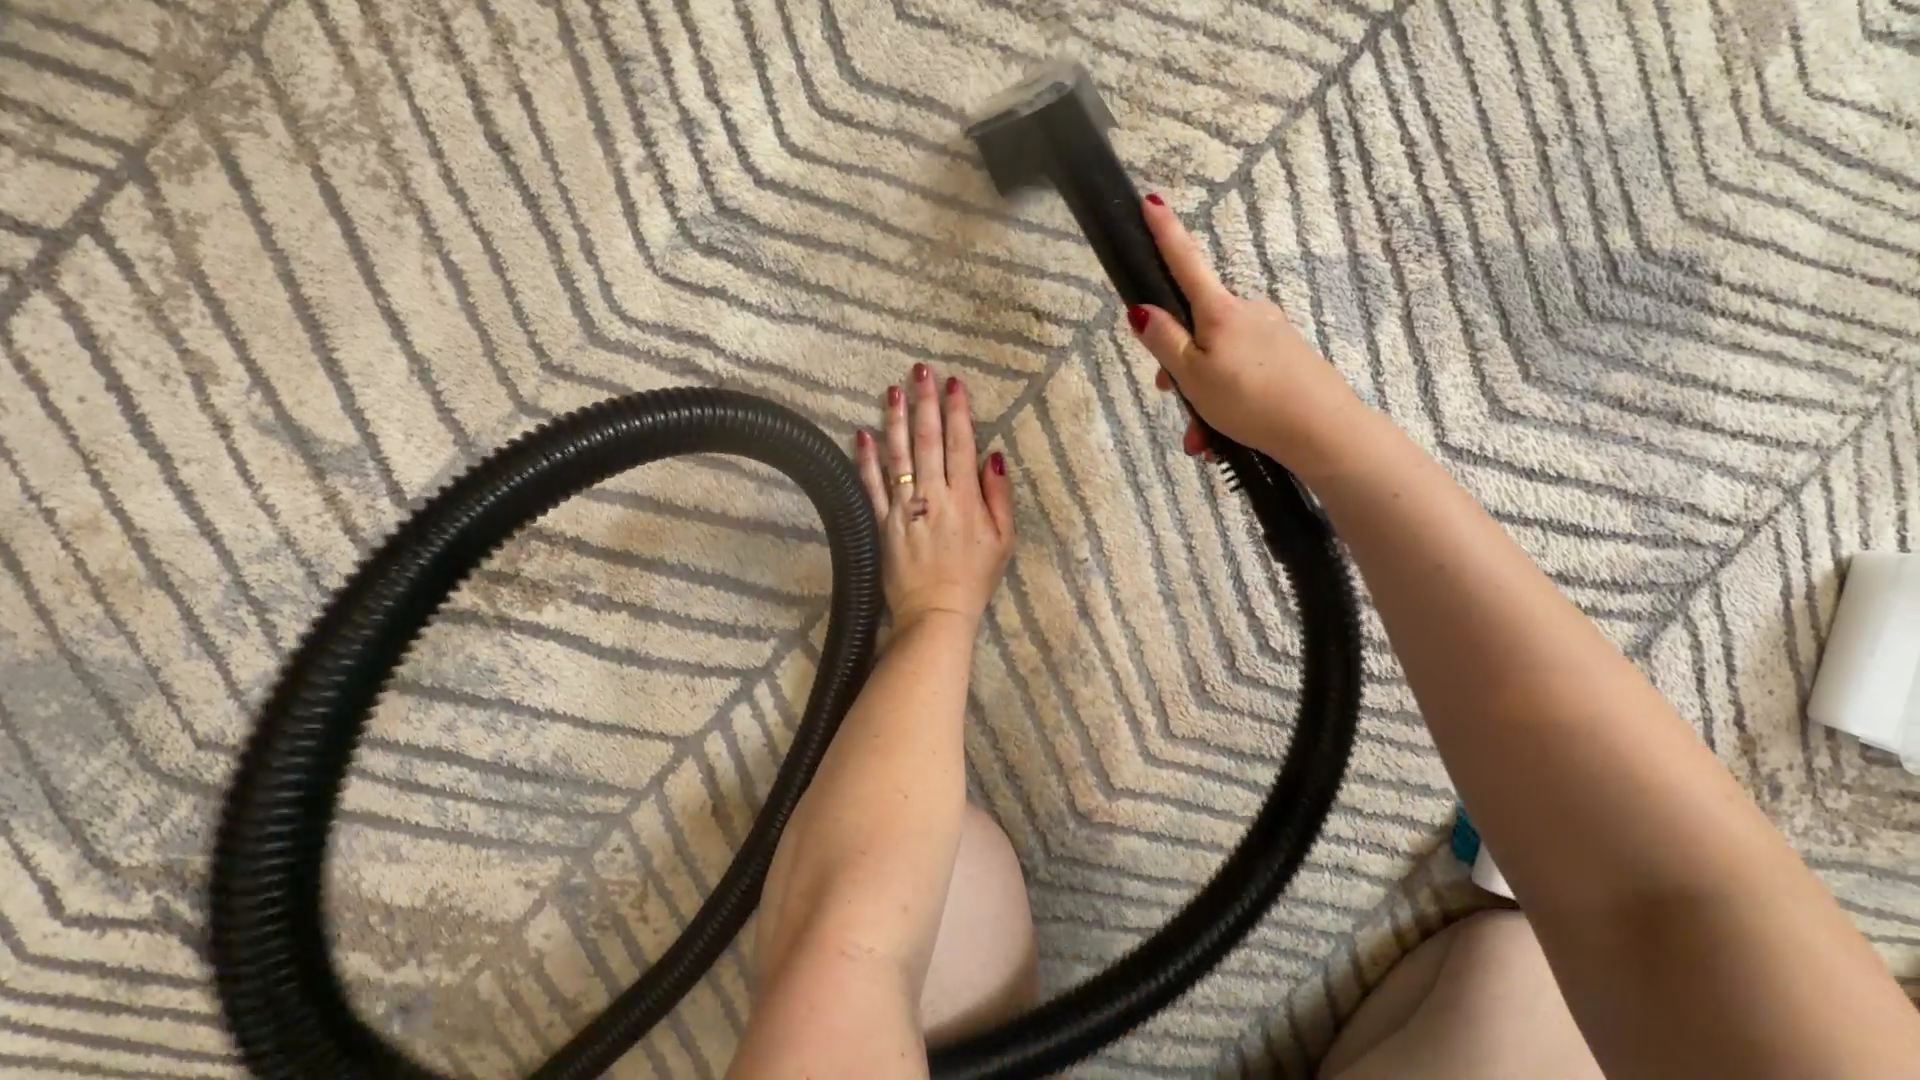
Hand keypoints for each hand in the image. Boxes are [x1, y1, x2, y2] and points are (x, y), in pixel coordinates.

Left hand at [854, 365, 1014, 628]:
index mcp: (965, 498)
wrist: (937, 612)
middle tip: (920, 370)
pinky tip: (862, 434)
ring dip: (894, 420)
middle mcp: (933, 496)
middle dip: (924, 402)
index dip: (958, 411)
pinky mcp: (882, 524)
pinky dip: (866, 460)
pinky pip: (871, 487)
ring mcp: (904, 509)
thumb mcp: (1004, 540)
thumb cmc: (975, 578)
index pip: (961, 444)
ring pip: (897, 457)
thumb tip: (993, 454)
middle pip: (927, 441)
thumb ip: (998, 495)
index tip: (954, 383)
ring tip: (892, 390)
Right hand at [1125, 195, 1363, 469]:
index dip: (1165, 233)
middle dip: (1179, 366)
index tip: (1150, 200)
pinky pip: (1243, 376)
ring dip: (1204, 399)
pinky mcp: (1287, 358)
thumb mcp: (1194, 375)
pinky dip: (1228, 405)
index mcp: (1220, 311)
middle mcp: (1247, 313)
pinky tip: (1225, 440)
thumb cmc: (1249, 400)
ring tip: (1202, 440)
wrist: (1323, 430)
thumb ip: (1165, 341)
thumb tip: (1140, 309)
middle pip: (1197, 329)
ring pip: (1219, 361)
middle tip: (1174, 400)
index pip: (1184, 262)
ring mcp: (1271, 334)